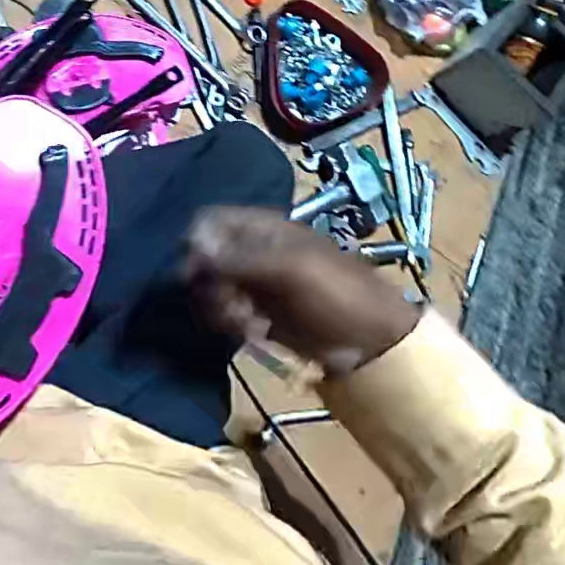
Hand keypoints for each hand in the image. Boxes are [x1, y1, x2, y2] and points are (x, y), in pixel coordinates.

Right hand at [185, 207, 420, 376]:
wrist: (373, 343)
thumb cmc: (335, 293)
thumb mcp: (288, 268)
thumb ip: (238, 256)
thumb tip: (191, 247)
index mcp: (261, 227)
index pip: (211, 222)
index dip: (197, 242)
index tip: (196, 272)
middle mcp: (252, 250)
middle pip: (206, 257)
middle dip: (210, 283)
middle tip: (230, 304)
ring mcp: (255, 282)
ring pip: (212, 288)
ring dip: (221, 307)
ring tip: (245, 324)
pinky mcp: (258, 312)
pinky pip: (227, 312)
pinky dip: (232, 323)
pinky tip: (253, 333)